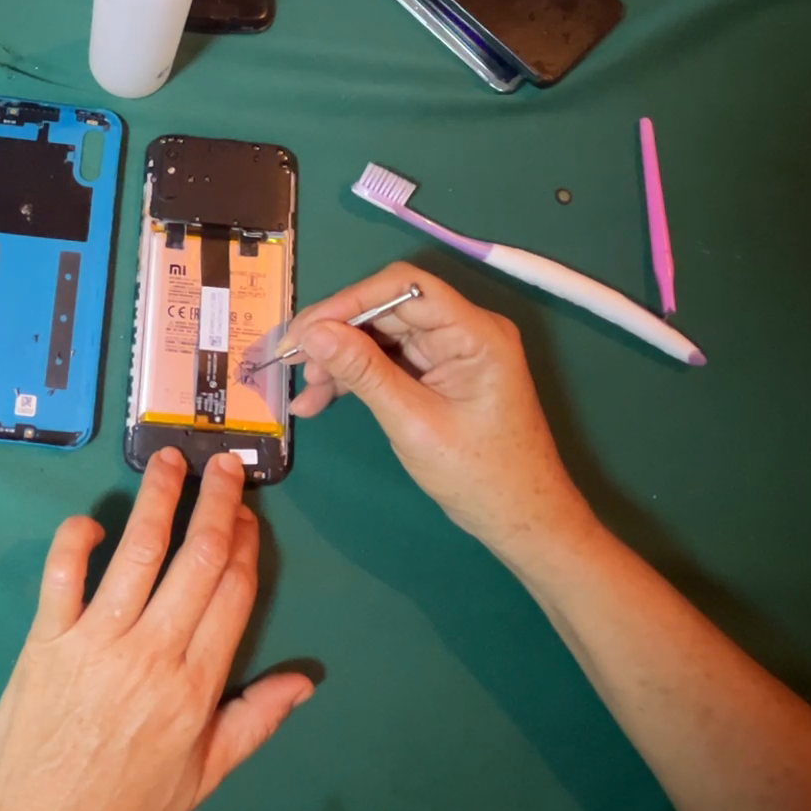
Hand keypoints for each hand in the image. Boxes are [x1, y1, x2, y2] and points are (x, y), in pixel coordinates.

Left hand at [0, 449, 313, 810]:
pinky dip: (75, 540)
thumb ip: (254, 722)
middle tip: (225, 466)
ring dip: (158, 500)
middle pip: (196, 560)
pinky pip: (61, 575)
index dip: (246, 547)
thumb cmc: (126, 802)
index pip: (232, 594)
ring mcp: (96, 640)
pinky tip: (91, 519)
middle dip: (216, 506)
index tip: (250, 516)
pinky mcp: (46, 636)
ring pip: (138, 553)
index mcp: (195, 686)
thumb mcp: (202, 776)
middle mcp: (151, 652)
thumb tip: (305, 682)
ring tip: (170, 462)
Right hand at [284, 262, 596, 559]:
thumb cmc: (478, 474)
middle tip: (292, 361)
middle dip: (335, 335)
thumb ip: (362, 371)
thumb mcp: (413, 421)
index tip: (306, 330)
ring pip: (377, 337)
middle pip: (384, 311)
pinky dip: (351, 379)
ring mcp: (446, 352)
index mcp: (472, 332)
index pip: (403, 288)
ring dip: (337, 361)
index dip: (349, 301)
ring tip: (305, 392)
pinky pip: (383, 362)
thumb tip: (312, 333)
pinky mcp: (433, 373)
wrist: (518, 521)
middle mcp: (460, 331)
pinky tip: (318, 401)